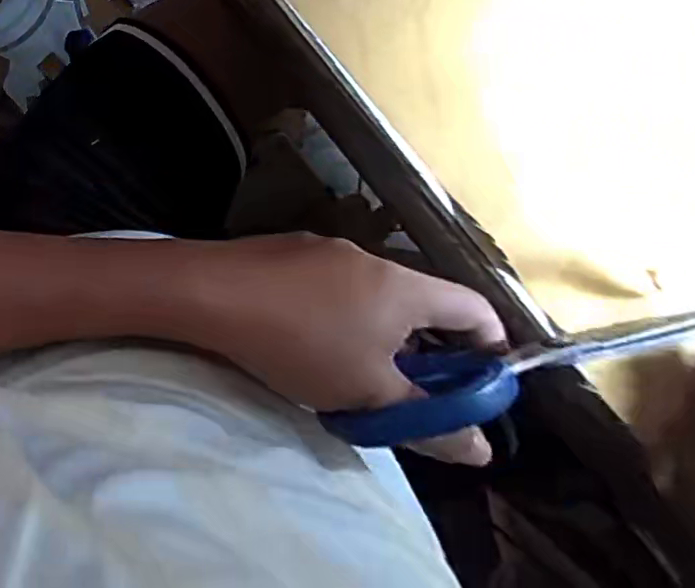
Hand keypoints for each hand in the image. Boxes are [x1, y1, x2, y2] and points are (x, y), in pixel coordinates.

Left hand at [183, 233, 506, 464]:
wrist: (203, 290)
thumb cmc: (296, 341)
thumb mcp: (369, 394)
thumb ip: (430, 420)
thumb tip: (479, 447)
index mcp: (401, 284)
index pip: (476, 309)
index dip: (491, 352)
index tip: (474, 389)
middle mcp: (363, 256)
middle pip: (419, 301)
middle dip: (423, 350)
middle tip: (405, 389)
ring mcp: (314, 247)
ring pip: (366, 293)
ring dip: (373, 332)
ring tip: (349, 370)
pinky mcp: (277, 250)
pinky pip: (324, 284)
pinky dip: (331, 313)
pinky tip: (301, 339)